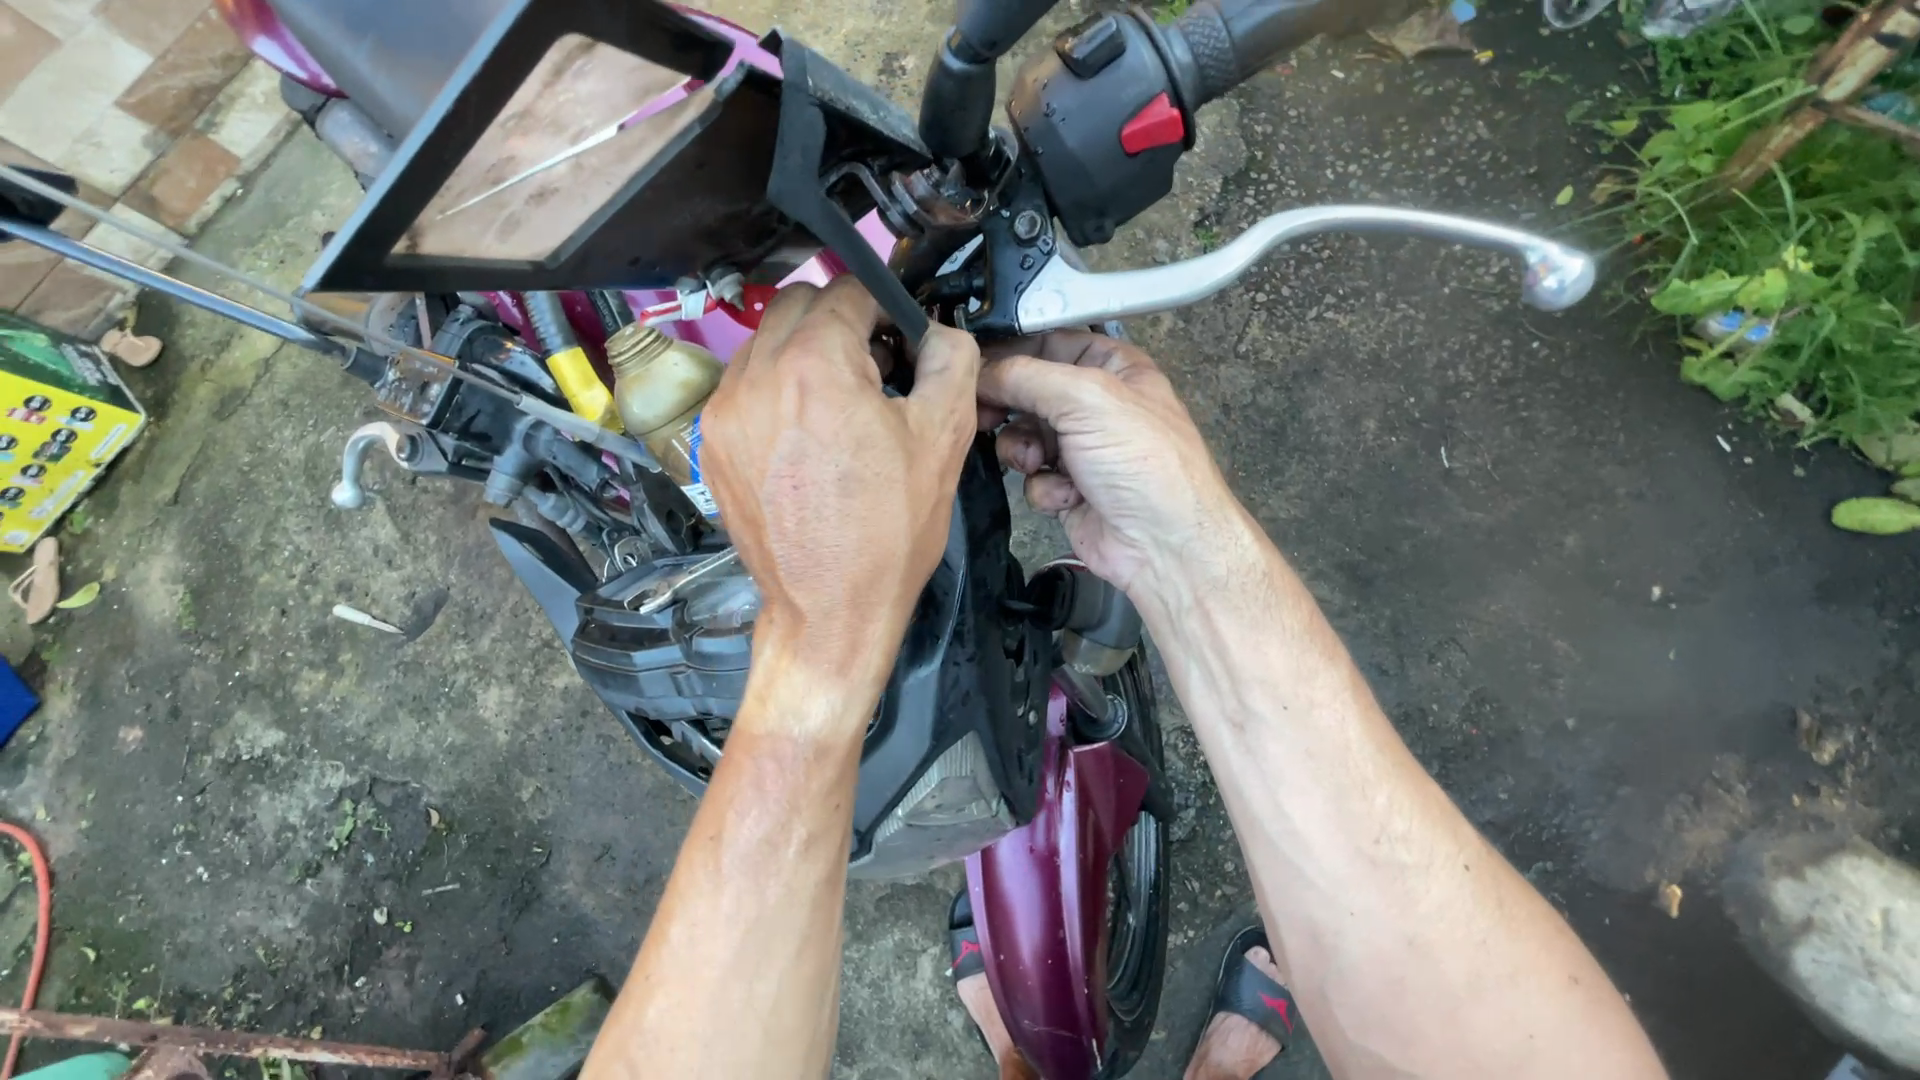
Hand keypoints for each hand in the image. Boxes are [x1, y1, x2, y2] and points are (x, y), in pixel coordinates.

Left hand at [699, 279, 981, 691]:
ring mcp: (724, 413)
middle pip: (798, 305)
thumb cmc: (888, 532)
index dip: (884, 306)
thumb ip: (951, 361)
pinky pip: (744, 387)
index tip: (901, 335)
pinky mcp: (712, 445)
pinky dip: (777, 390)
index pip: (846, 290)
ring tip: (840, 406)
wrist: (829, 610)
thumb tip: (940, 332)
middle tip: (874, 365)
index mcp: (812, 366)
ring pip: (765, 343)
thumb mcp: (943, 438)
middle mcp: (754, 378)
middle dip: (840, 321)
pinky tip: (807, 436)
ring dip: (804, 353)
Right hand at [977, 332, 1245, 598]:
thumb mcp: (1085, 400)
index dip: (1010, 352)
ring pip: (1022, 436)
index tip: (975, 366)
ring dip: (1022, 450)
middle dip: (1007, 406)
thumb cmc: (1144, 464)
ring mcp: (1080, 447)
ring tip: (1039, 464)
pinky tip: (1068, 496)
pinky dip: (1043, 486)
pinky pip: (1032, 477)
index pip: (1048, 342)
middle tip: (985, 416)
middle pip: (1027, 390)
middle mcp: (1096, 404)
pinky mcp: (1067, 487)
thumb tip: (980, 372)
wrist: (1161, 543)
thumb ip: (1026, 376)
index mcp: (1112, 367)